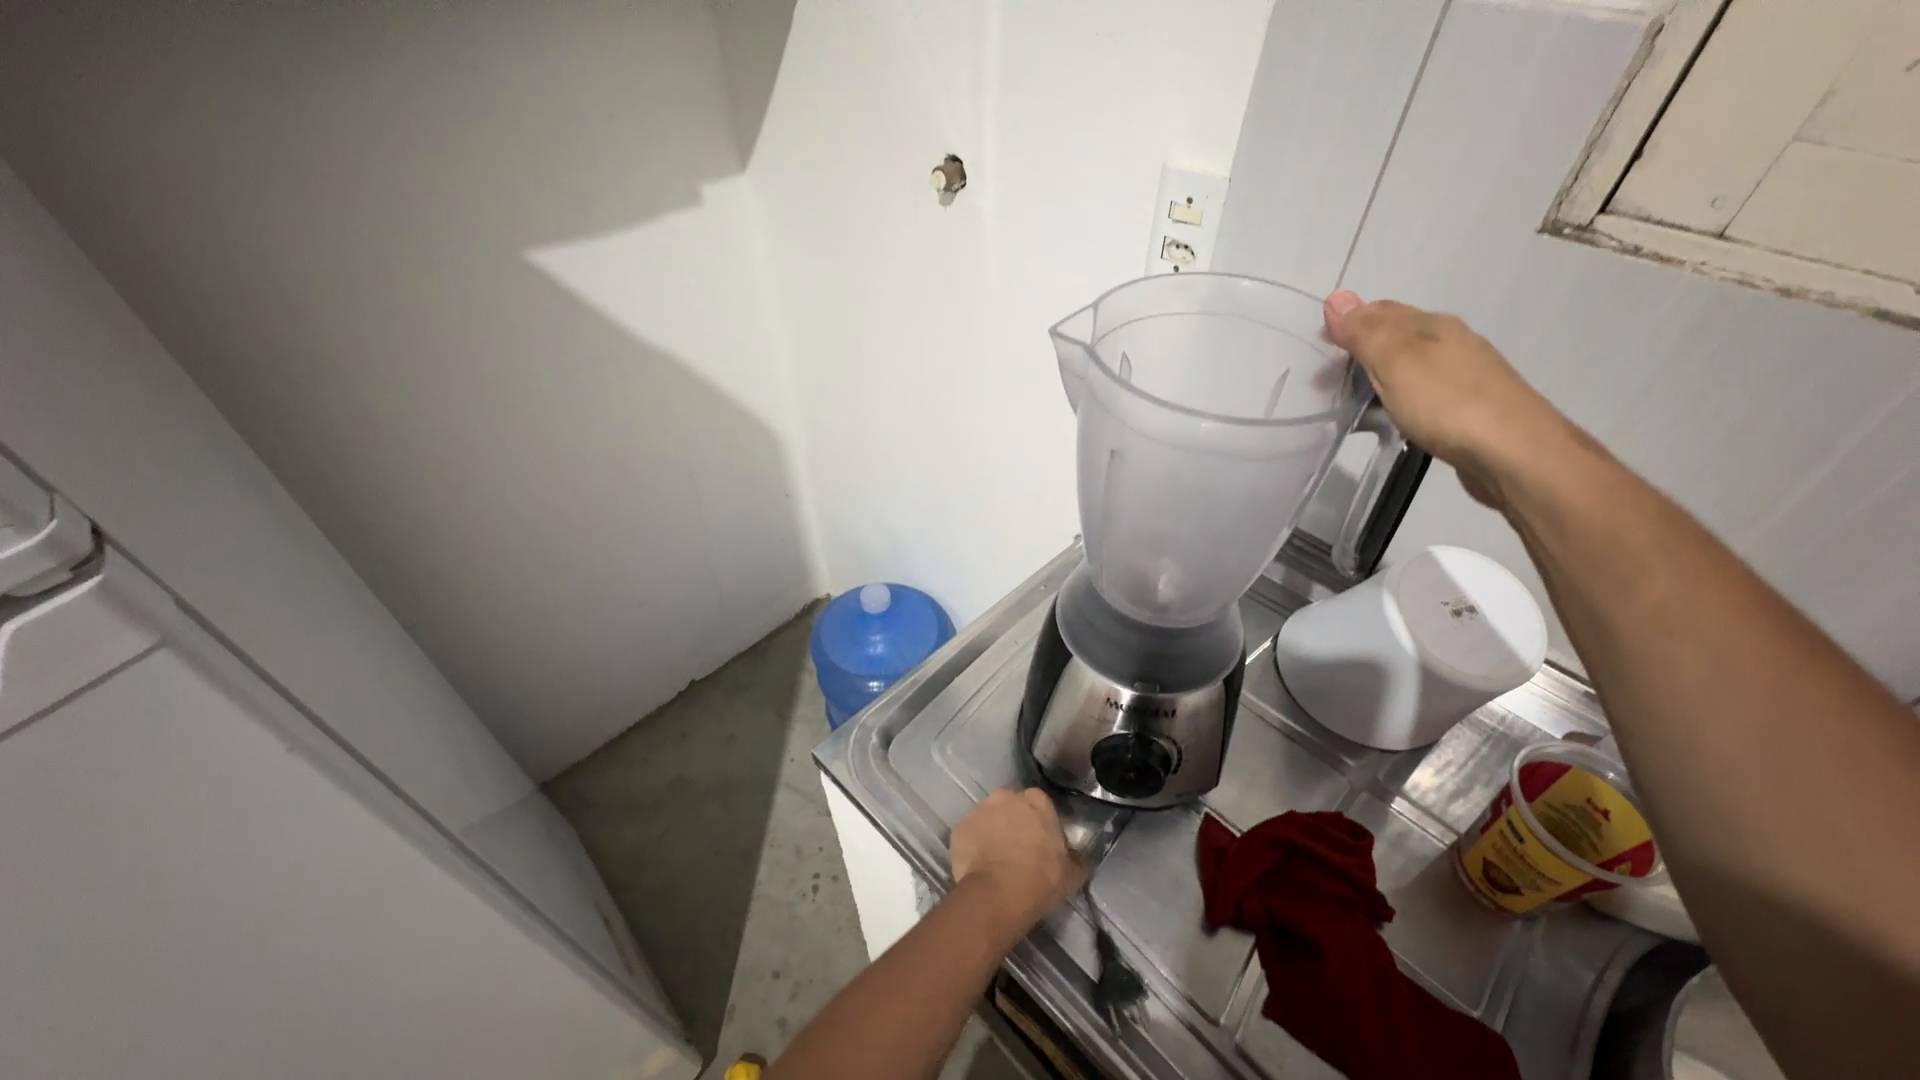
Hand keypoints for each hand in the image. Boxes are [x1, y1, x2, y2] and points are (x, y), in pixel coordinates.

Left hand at [950, 788, 1085, 941]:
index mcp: (1037, 800)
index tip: (1041, 841)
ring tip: (996, 860)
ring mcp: (978, 810)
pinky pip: (969, 835)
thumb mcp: (1073, 872)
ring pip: (988, 818)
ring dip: (992, 832)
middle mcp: (1005, 796)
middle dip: (1013, 822)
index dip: (1040, 822)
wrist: (998, 894)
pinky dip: (973, 846)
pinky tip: (979, 866)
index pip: (1040, 803)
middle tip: (1018, 849)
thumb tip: (1079, 855)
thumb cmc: (1041, 879)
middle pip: (1011, 806)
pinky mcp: (958, 829)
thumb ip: (1077, 856)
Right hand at [1323, 290, 1572, 509]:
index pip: (1381, 311)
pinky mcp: (1472, 412)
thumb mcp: (1396, 363)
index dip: (1348, 323)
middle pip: (1397, 338)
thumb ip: (1365, 333)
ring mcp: (1466, 378)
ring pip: (1411, 369)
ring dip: (1381, 380)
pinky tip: (1395, 421)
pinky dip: (1402, 402)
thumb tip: (1336, 297)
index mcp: (1434, 326)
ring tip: (1355, 406)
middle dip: (1361, 353)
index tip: (1319, 350)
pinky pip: (1425, 397)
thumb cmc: (1448, 404)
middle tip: (1328, 383)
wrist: (1516, 455)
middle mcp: (1452, 344)